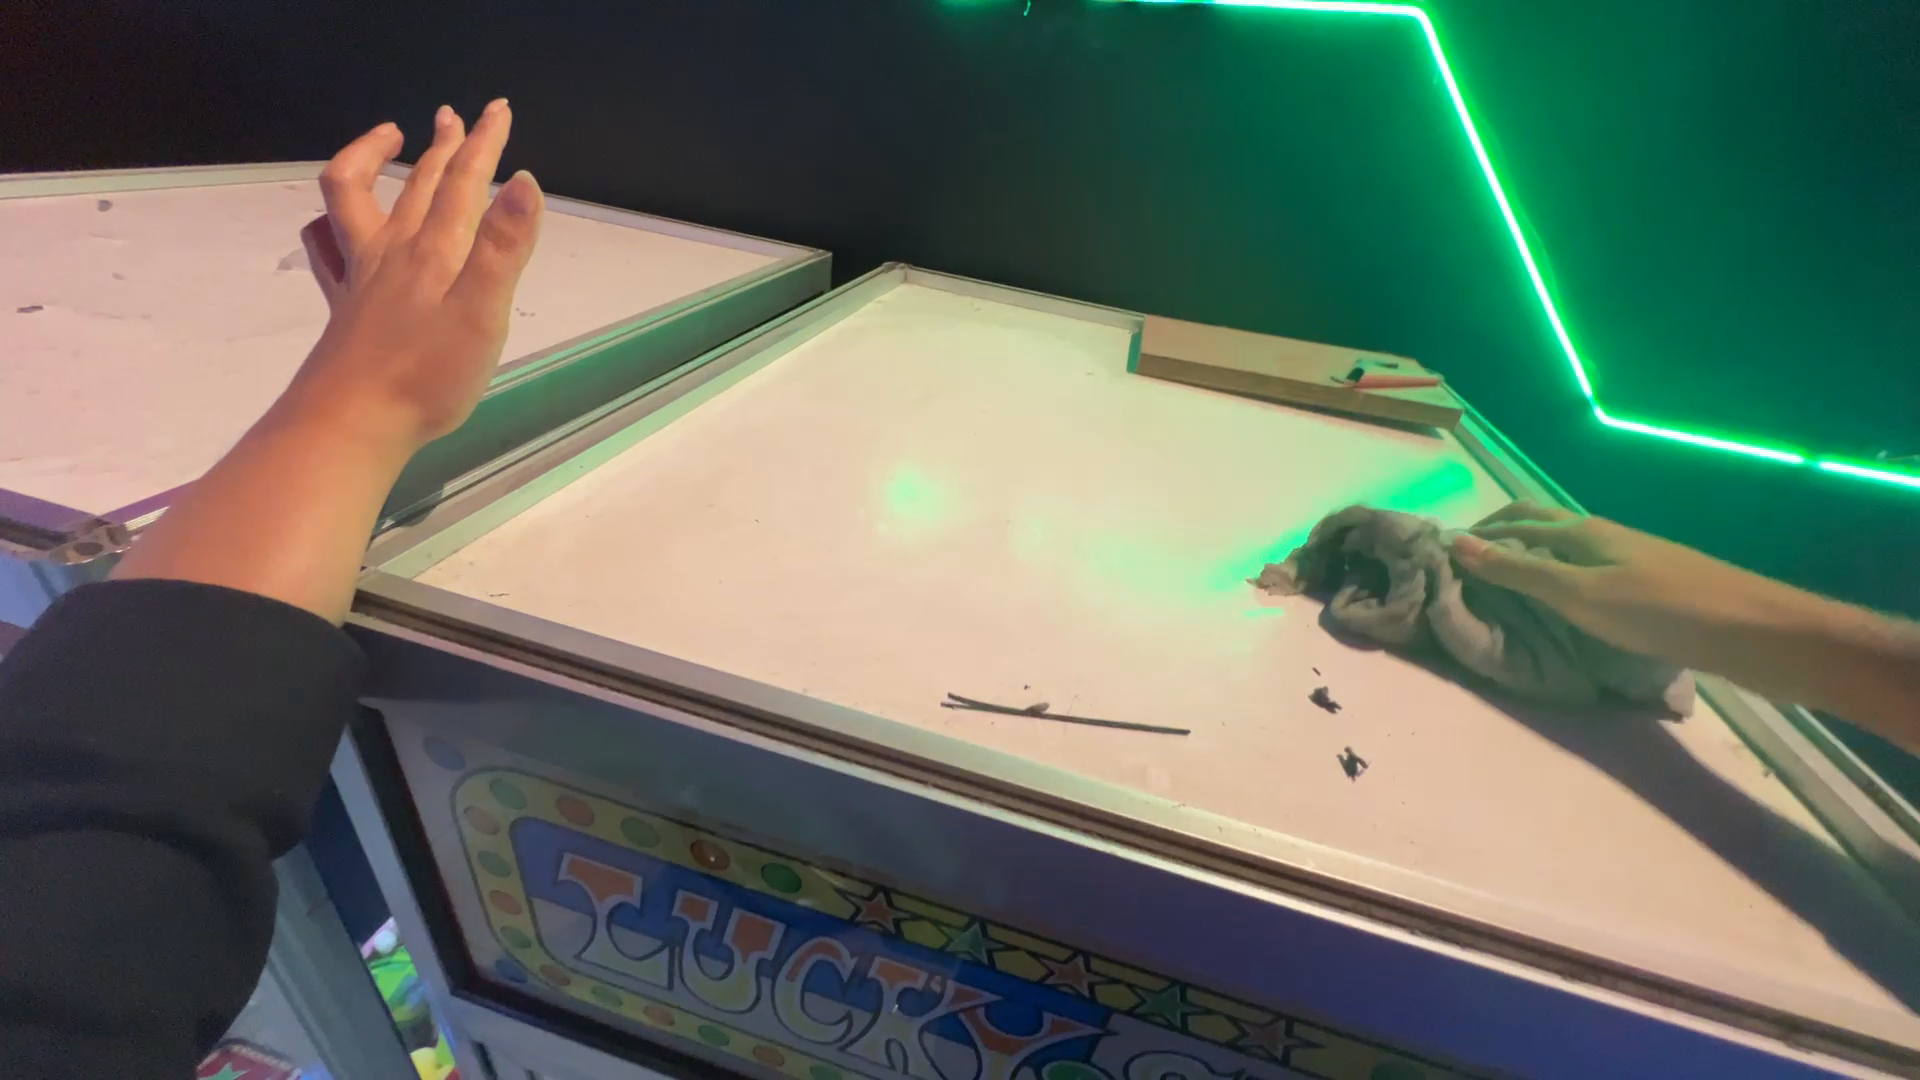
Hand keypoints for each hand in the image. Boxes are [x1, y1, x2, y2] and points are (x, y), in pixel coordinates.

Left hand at [284, 100, 544, 451]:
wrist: (356, 419)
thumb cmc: (430, 372)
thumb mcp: (483, 311)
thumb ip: (504, 248)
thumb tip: (525, 183)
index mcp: (434, 252)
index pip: (463, 186)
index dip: (484, 147)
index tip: (499, 110)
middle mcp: (395, 252)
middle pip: (419, 185)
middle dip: (443, 147)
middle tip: (456, 116)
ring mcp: (364, 277)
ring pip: (360, 201)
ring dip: (375, 163)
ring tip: (389, 140)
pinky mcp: (348, 307)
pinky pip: (328, 249)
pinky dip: (330, 222)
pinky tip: (334, 222)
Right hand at [1447, 501, 1783, 664]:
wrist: (1761, 635)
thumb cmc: (1660, 611)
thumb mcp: (1576, 593)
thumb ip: (1515, 571)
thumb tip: (1455, 543)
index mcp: (1580, 532)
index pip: (1514, 520)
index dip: (1477, 533)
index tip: (1443, 554)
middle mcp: (1600, 535)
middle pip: (1539, 525)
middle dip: (1499, 535)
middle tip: (1467, 565)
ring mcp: (1627, 557)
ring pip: (1562, 548)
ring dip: (1527, 556)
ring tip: (1502, 583)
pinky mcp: (1647, 583)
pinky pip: (1584, 569)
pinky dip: (1555, 575)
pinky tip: (1556, 600)